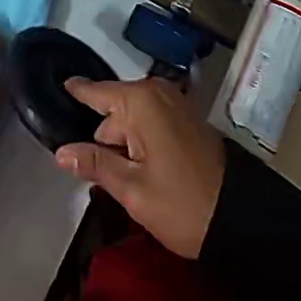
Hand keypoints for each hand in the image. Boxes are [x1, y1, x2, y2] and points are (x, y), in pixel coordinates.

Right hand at [54, 77, 226, 259]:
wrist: (240, 217)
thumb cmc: (181, 203)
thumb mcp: (132, 189)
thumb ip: (95, 164)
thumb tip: (61, 152)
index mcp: (140, 102)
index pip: (97, 92)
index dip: (77, 91)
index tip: (61, 83)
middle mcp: (157, 93)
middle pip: (114, 112)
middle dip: (106, 140)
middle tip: (105, 176)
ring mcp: (175, 103)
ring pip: (133, 120)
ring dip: (125, 145)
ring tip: (128, 180)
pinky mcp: (186, 118)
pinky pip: (151, 122)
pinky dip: (142, 142)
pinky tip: (143, 171)